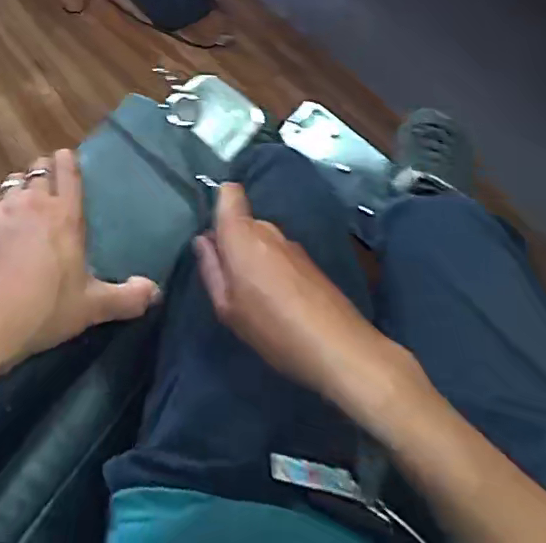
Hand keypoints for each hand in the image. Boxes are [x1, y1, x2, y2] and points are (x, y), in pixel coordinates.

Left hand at [0, 149, 160, 378]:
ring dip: (20, 189)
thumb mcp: (92, 306)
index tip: (68, 159)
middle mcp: (34, 201)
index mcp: (65, 215)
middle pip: (38, 169)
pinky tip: (0, 223)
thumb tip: (155, 291)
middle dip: (44, 172)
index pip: (68, 170)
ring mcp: (4, 207)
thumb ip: (127, 297)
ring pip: (13, 182)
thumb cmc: (47, 308)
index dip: (68, 160)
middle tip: (50, 188)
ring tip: (25, 205)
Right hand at [193, 180, 414, 416]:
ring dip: (256, 259)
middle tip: (231, 278)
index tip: (213, 230)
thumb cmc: (272, 326)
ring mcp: (294, 247)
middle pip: (244, 222)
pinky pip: (283, 257)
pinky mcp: (314, 266)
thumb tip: (203, 240)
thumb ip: (210, 267)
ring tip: (258, 295)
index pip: (230, 193)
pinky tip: (282, 303)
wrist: (343, 351)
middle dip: (234, 242)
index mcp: (241, 234)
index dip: (220, 200)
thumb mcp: (226, 305)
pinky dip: (276, 271)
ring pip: (264, 241)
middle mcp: (269, 231)